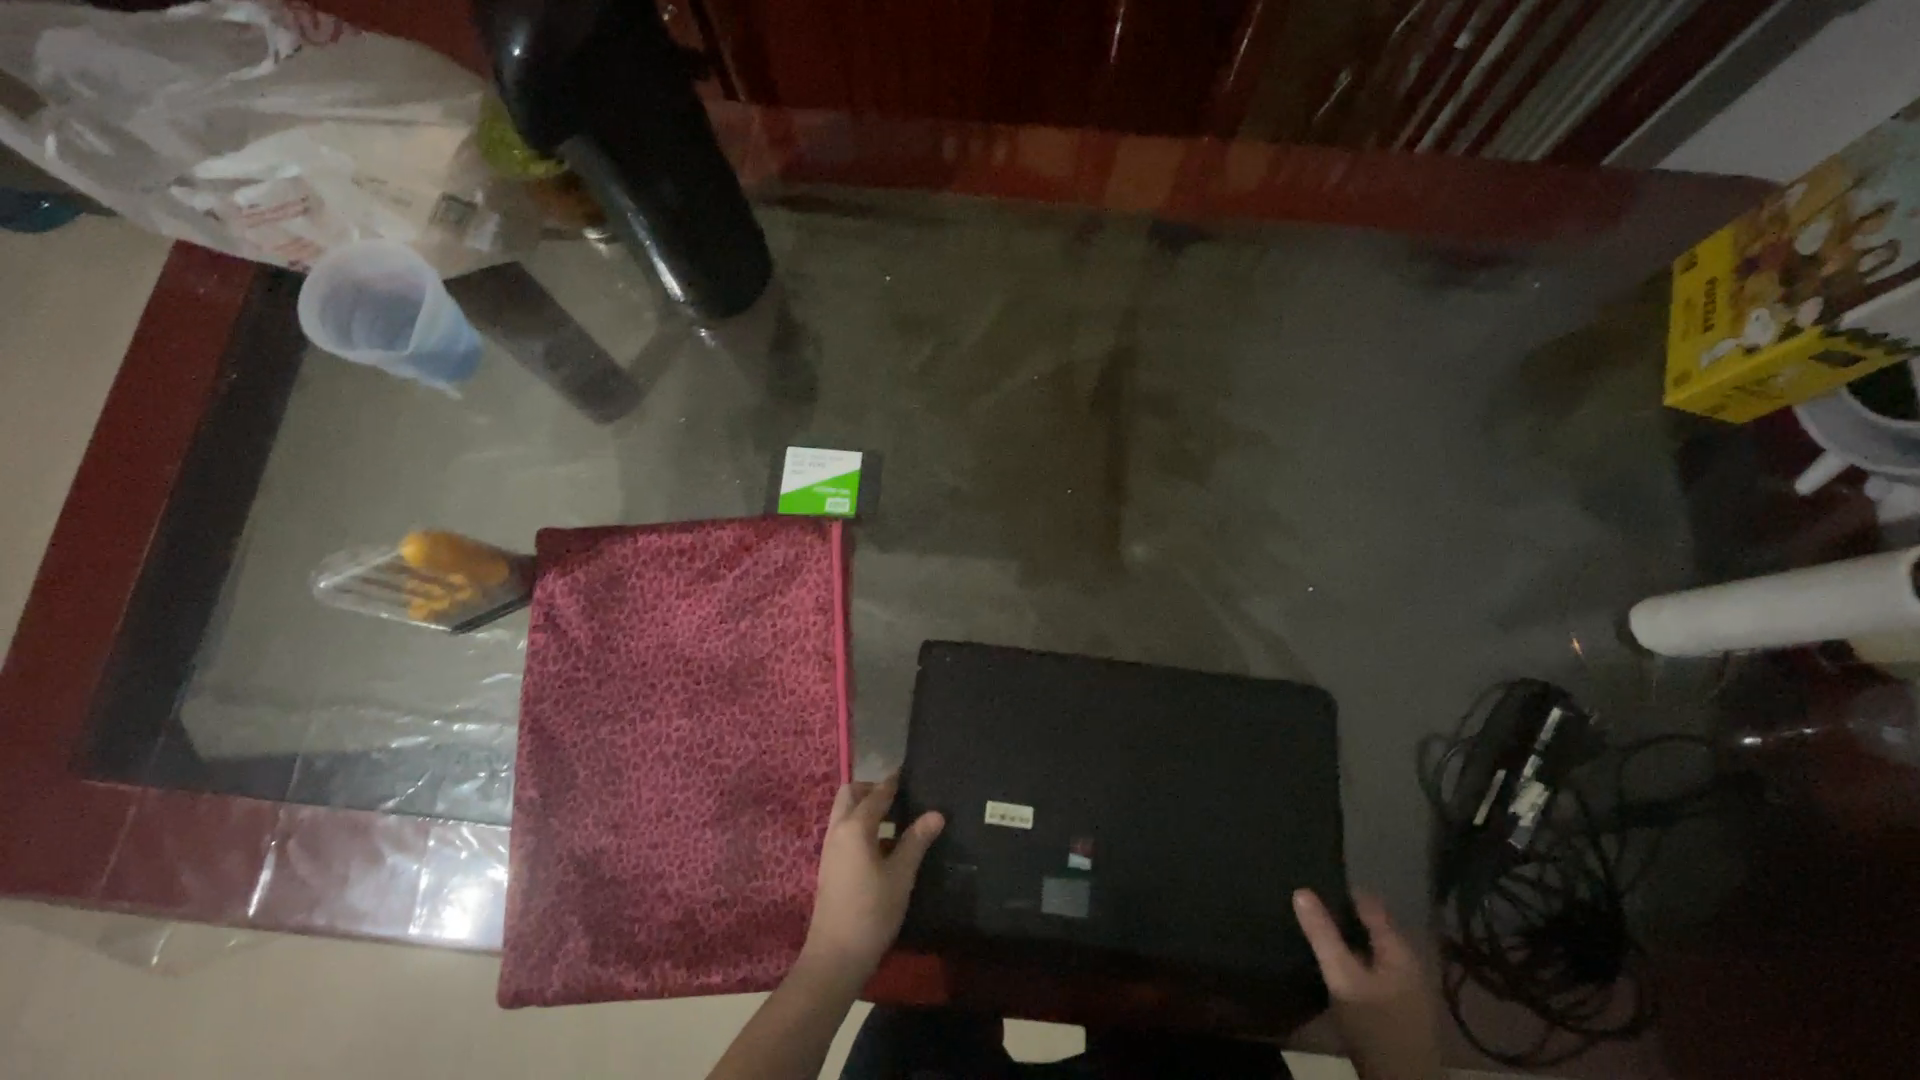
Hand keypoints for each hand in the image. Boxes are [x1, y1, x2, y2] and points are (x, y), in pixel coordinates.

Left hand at [801, 774, 944, 980]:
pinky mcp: (830, 865)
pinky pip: (844, 831)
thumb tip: (936, 813)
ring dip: (865, 808)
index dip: (894, 782)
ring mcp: (830, 849)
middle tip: (901, 797)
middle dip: (872, 789)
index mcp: (855, 827)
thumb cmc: (872, 911)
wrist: (836, 955)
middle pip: (850, 794)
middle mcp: (837, 830)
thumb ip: (916, 841)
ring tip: (897, 818)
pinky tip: (884, 844)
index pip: (877, 794)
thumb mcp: (901, 875)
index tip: (910, 772)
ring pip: (844, 813)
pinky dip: (861, 826)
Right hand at [1294, 888, 1441, 1079]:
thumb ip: (1323, 935)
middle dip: (1341, 916)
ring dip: (1346, 941)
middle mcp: (1408, 962)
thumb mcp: (1342, 978)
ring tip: (1313, 933)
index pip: (1370, 904)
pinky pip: (1372, 970)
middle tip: (1306, 909)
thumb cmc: (1375, 1027)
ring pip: (1371, 950)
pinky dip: (1353, 961)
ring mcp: (1406, 986)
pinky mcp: (1398, 1006)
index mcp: (1400, 949)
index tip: (1311, 882)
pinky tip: (1331, 968)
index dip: (1341, 891)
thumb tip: (1301, 891)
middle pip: (1372, 927)